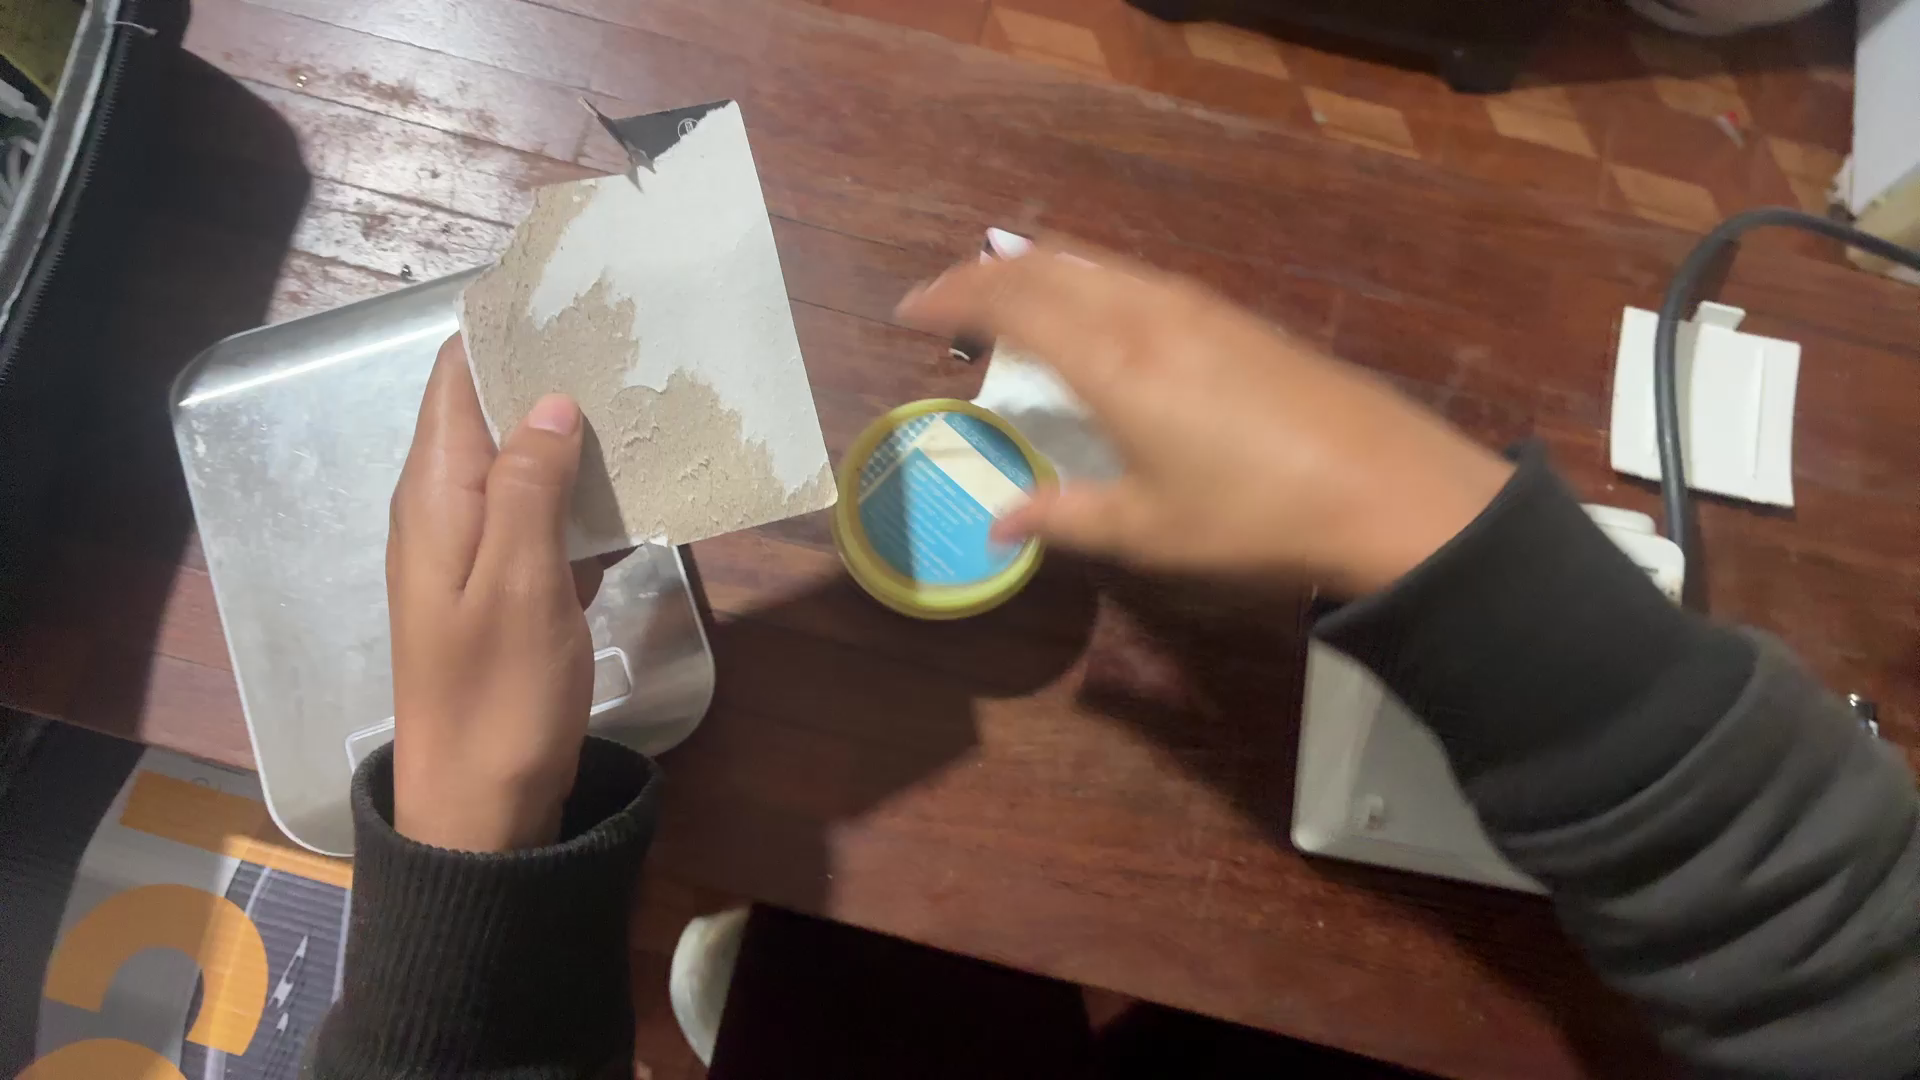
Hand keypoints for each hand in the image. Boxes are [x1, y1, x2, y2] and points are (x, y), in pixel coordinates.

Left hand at [386, 334, 605, 850]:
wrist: (483, 798)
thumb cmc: (499, 692)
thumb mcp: (518, 585)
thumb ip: (529, 488)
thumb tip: (553, 402)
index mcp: (436, 498)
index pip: (456, 387)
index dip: (499, 337)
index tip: (564, 300)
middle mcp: (450, 511)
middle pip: (495, 419)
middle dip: (550, 380)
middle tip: (624, 348)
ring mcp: (484, 549)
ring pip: (530, 466)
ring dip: (578, 438)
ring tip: (642, 403)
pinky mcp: (517, 582)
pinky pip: (551, 517)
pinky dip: (588, 496)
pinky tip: (636, 489)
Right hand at [896, 243, 1512, 595]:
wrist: (1387, 490)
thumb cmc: (1252, 518)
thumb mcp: (1145, 530)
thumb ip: (1061, 518)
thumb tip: (996, 525)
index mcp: (1113, 361)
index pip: (1010, 301)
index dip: (949, 299)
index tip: (907, 313)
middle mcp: (1146, 313)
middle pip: (1045, 264)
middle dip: (982, 273)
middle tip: (944, 305)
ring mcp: (1194, 306)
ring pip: (1091, 262)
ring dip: (1033, 271)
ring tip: (1001, 300)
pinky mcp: (1229, 316)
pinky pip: (1130, 276)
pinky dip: (1083, 280)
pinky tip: (1087, 311)